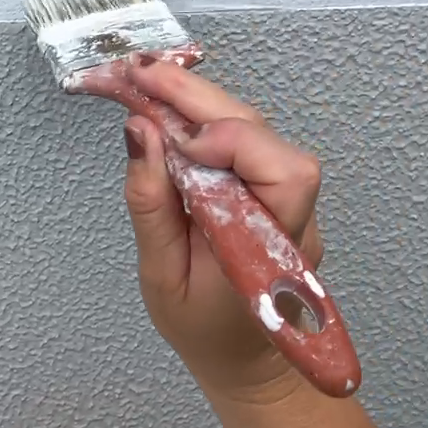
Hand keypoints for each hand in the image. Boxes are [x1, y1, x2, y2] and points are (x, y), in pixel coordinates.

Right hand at [120, 60, 325, 404]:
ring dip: (194, 97)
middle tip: (137, 71)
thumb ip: (151, 205)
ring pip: (248, 121)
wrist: (244, 356)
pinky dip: (199, 110)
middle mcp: (290, 210)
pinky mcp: (264, 179)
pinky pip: (239, 130)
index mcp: (271, 247)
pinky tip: (165, 102)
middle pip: (257, 128)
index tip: (176, 142)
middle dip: (194, 95)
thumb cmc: (204, 327)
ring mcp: (283, 192)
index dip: (233, 142)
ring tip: (143, 80)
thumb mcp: (162, 277)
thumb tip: (139, 130)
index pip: (285, 173)